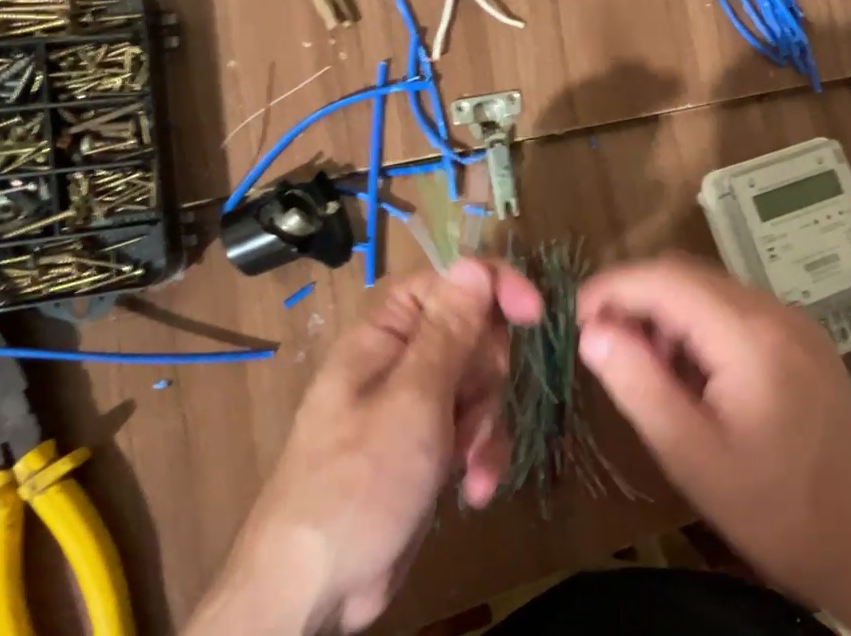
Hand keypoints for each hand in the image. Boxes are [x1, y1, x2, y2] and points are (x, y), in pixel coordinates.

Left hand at [188, 259, 542, 634]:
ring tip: (469, 464)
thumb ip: (449, 331)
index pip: (448, 281)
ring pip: (479, 386)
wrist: (315, 587)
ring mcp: (413, 407)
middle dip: (488, 374)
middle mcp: (399, 362)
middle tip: (473, 407)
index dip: (494, 287)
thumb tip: (475, 263)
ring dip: (486, 426)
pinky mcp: (425, 448)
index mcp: (384, 335)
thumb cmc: (358, 484)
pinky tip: (474, 489)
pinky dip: (480, 457)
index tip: (534, 313)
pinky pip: (472, 430)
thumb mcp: (414, 401)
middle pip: (472, 335)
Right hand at [576, 256, 850, 612]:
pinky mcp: (807, 346)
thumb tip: (592, 332)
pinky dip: (700, 329)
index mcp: (749, 335)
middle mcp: (776, 313)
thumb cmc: (781, 511)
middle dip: (636, 298)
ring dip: (667, 314)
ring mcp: (797, 326)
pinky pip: (739, 314)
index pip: (665, 277)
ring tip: (642, 369)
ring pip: (713, 292)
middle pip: (689, 275)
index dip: (611, 288)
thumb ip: (639, 386)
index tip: (570, 319)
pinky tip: (690, 377)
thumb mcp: (695, 457)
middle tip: (598, 345)